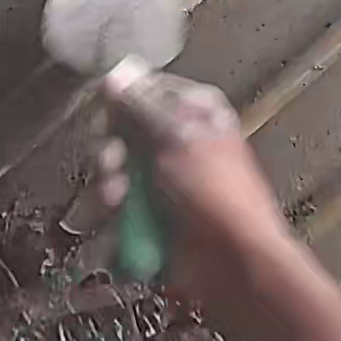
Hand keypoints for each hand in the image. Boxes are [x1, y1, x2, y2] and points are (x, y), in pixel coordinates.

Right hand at [94, 68, 294, 283]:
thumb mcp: (176, 137)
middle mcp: (176, 144)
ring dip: (107, 188)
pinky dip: (112, 217)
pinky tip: (119, 222)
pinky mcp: (149, 218)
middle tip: (112, 164)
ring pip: (113, 174)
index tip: (107, 116)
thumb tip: (114, 77)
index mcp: (194, 114)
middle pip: (121, 135)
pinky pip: (116, 209)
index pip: (144, 93)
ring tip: (116, 200)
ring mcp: (162, 184)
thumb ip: (138, 106)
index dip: (121, 104)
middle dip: (110, 153)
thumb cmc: (215, 192)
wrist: (233, 263)